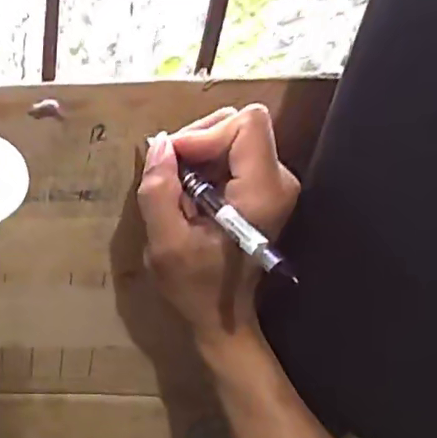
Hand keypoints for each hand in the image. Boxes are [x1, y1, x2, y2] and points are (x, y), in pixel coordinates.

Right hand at [137, 104, 300, 356]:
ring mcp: (273, 184)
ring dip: (197, 157)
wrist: (221, 313)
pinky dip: (204, 168)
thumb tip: (159, 146)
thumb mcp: (165, 243)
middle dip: (197, 142)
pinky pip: (232, 157)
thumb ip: (159, 192)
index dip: (202, 135)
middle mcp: (277, 180)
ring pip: (234, 138)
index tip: (171, 164)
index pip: (246, 124)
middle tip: (168, 176)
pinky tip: (188, 197)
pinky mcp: (262, 190)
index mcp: (261, 192)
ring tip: (175, 191)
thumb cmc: (193, 286)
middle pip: (240, 124)